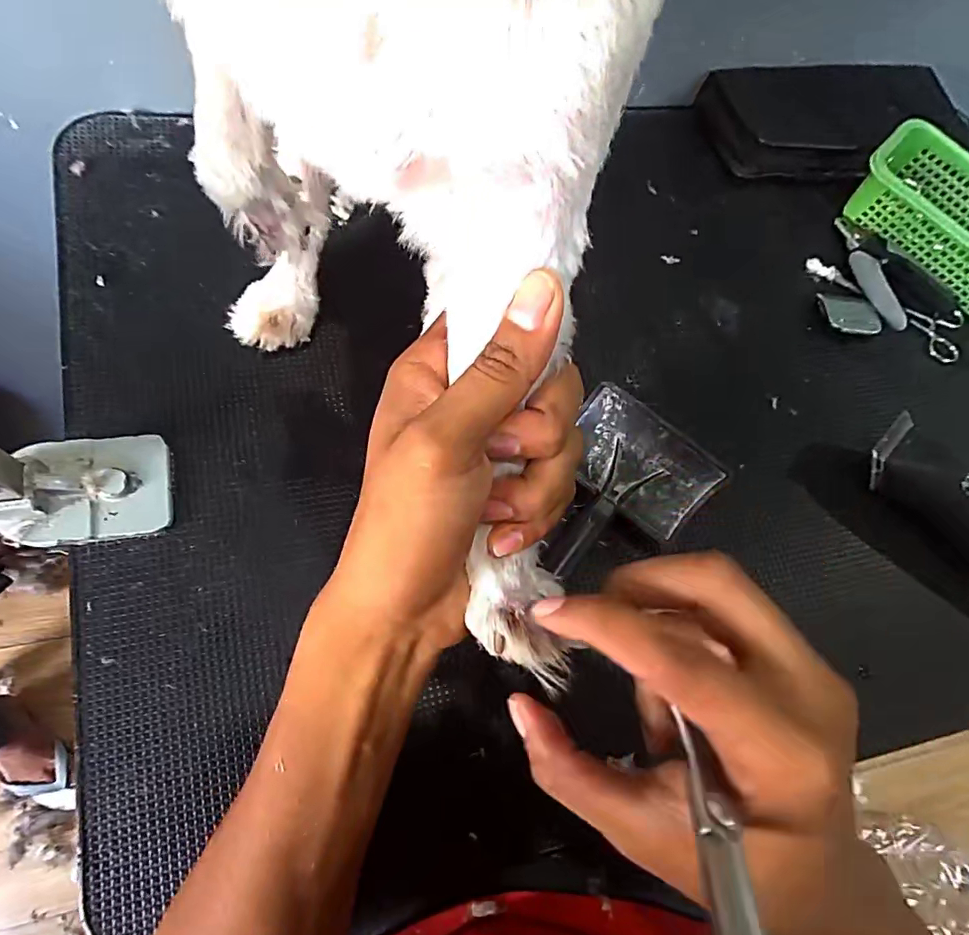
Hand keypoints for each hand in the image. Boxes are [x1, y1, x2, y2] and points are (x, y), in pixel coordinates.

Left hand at [325, 268, 583, 647]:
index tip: (533, 381)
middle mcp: (472, 402)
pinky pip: (560, 482)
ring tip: (495, 512)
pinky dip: (537, 513)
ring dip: (536, 487)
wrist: (405, 613)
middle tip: (500, 458)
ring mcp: (499, 449)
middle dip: (538, 435)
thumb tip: (545, 286)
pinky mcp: (518, 490)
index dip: (529, 343)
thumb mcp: (447, 439)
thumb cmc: (406, 521)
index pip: (502, 320)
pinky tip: (503, 534)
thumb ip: (500, 369)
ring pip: (563, 440)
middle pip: (551, 385)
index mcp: (438, 370)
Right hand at [507, 553, 866, 934]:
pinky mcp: (808, 658)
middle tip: (590, 615)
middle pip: (717, 584)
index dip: (609, 626)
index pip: (684, 662)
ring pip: (721, 588)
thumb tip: (521, 706)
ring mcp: (816, 668)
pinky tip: (673, 685)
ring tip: (645, 687)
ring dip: (658, 610)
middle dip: (638, 583)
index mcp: (778, 751)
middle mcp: (809, 691)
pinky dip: (681, 623)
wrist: (821, 879)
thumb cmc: (736, 875)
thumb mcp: (638, 832)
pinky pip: (730, 608)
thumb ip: (568, 772)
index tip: (548, 612)